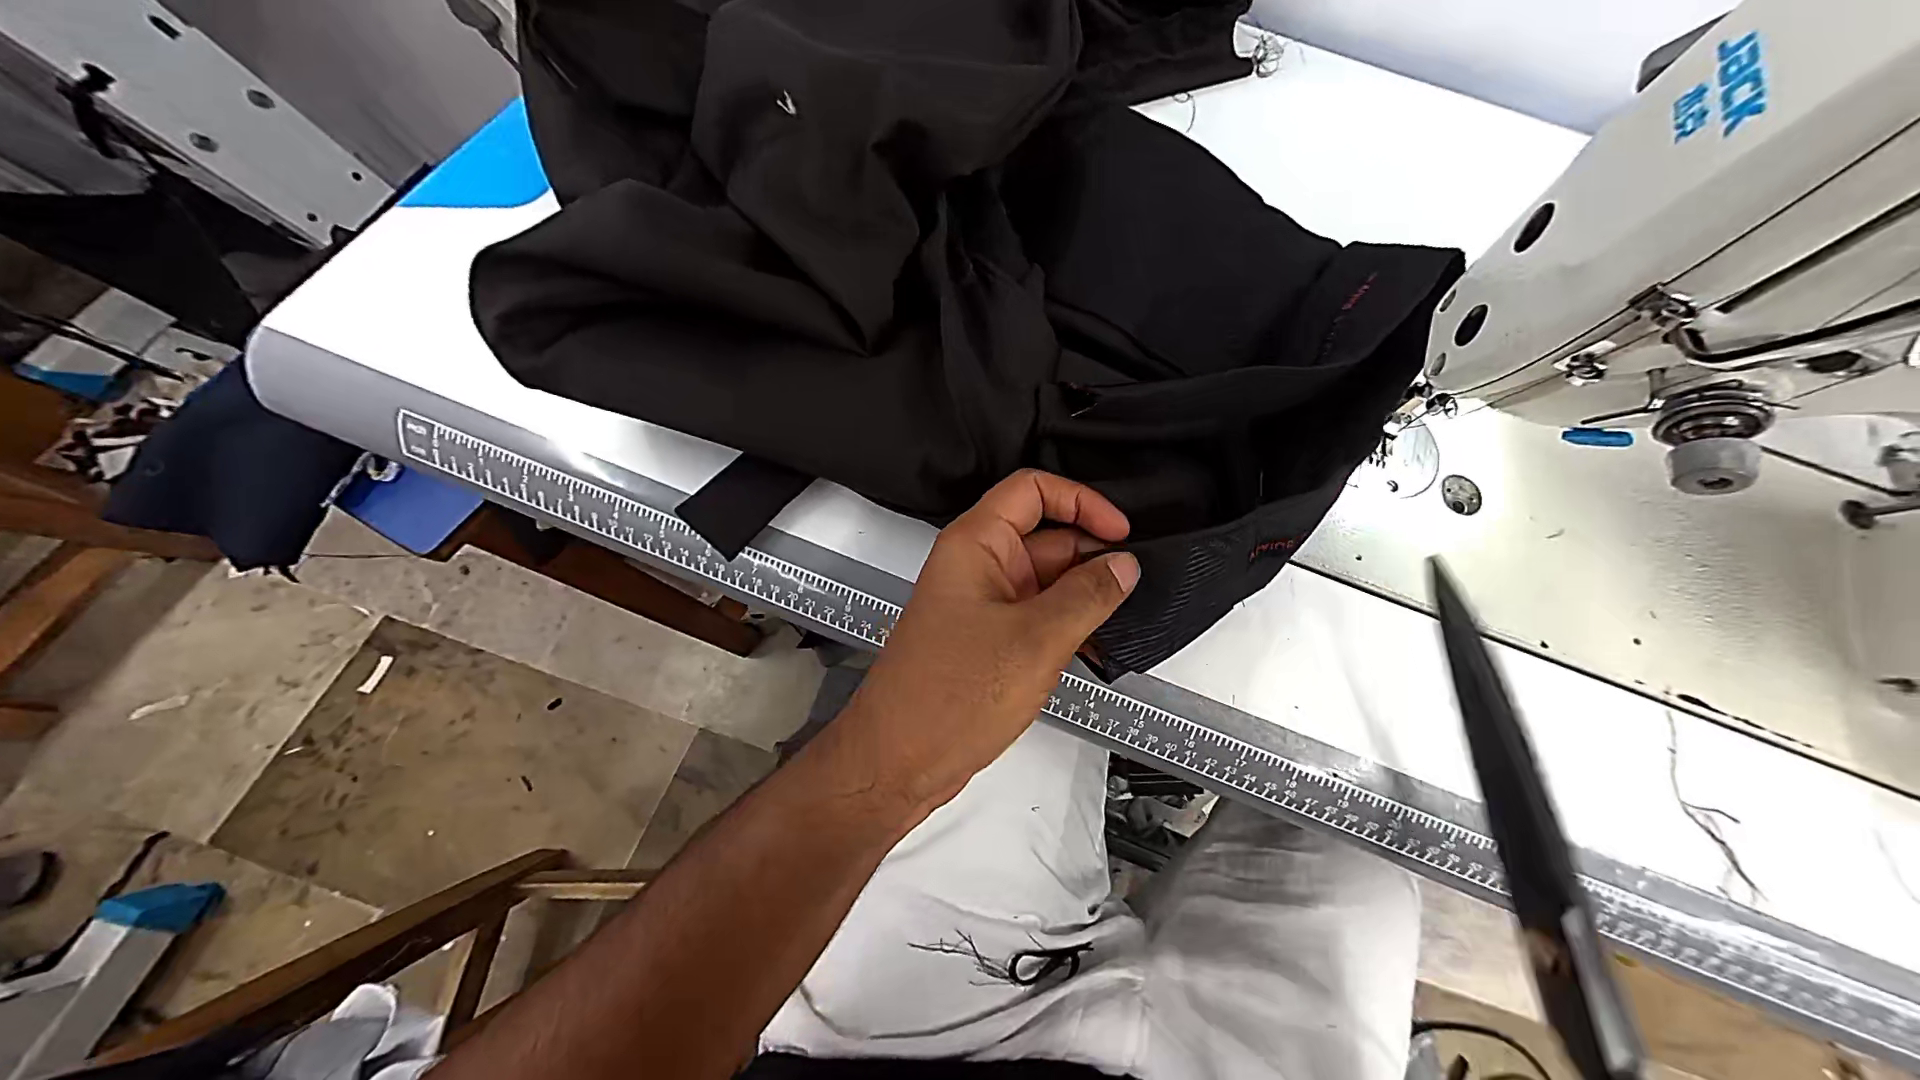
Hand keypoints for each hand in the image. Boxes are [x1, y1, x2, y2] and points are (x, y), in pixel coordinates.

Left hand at [831, 470, 1140, 810]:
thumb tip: (1122, 566)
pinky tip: (1094, 647)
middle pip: (1046, 535)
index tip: (1119, 530)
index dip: (1082, 501)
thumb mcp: (1036, 640)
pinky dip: (1067, 623)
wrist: (900, 760)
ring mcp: (982, 602)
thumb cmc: (944, 699)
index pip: (1033, 489)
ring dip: (1082, 595)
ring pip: (1046, 579)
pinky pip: (1037, 614)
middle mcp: (976, 566)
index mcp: (975, 544)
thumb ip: (1088, 596)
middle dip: (1090, 555)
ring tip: (1115, 620)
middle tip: (1128, 583)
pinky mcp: (988, 636)